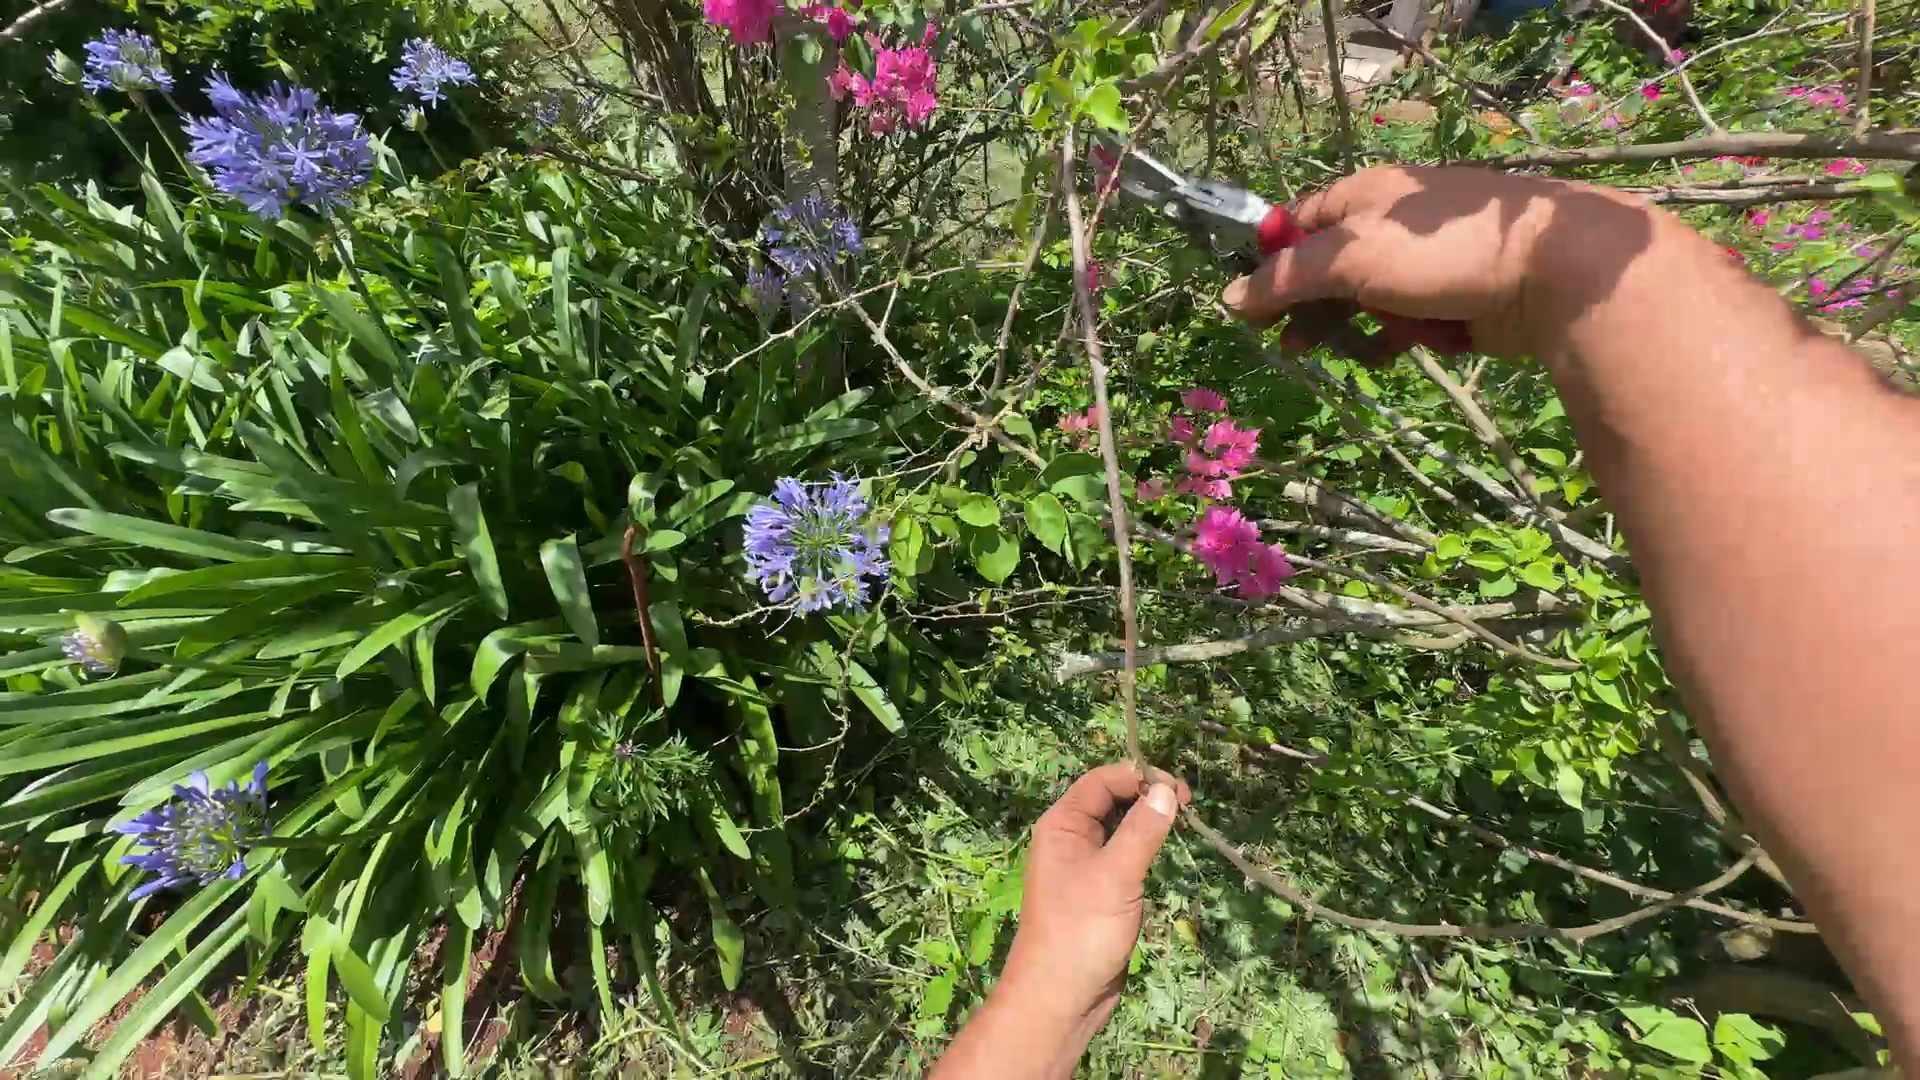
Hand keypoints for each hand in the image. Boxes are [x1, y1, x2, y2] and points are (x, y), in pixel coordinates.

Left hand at [1001, 763, 1192, 1030]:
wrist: (1061, 996)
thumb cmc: (1082, 928)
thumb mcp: (1116, 875)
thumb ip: (1142, 830)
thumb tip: (1166, 790)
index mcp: (1062, 823)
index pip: (1101, 781)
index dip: (1138, 777)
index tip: (1178, 788)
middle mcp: (1069, 837)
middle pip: (1110, 800)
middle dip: (1146, 796)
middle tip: (1188, 804)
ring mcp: (1083, 863)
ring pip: (1118, 827)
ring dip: (1146, 820)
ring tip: (1182, 821)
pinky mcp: (1098, 888)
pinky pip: (1121, 854)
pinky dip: (1143, 846)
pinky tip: (1164, 850)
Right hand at [1223, 166, 1671, 360]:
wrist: (1551, 275)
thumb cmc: (1440, 252)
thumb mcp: (1348, 258)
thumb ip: (1284, 278)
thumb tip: (1228, 298)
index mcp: (1361, 198)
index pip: (1293, 227)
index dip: (1267, 265)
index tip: (1251, 306)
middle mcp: (1384, 227)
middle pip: (1318, 272)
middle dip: (1303, 309)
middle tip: (1291, 343)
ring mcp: (1413, 265)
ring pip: (1352, 304)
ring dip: (1344, 331)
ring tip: (1347, 351)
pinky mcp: (1438, 300)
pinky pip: (1391, 323)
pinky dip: (1386, 340)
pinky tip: (1392, 352)